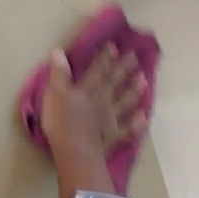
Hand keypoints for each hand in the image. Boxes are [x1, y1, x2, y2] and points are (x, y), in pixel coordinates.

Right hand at [38, 44, 146, 167]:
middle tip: (135, 56)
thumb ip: (58, 73)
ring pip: (124, 101)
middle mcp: (103, 100)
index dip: (105, 57)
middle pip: (115, 82)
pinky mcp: (114, 136)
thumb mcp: (54, 93)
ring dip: (134, 90)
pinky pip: (128, 128)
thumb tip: (59, 50)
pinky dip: (136, 122)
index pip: (98, 69)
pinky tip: (143, 116)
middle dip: (124, 68)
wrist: (76, 151)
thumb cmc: (61, 121)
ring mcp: (111, 119)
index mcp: (88, 89)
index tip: (115, 46)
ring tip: (144, 79)